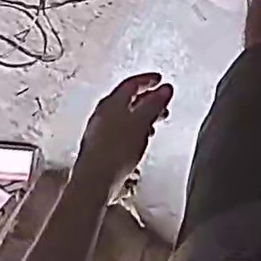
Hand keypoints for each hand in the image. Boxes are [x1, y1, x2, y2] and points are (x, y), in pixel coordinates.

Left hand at [75, 73, 172, 191]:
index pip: (132, 83)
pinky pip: (120, 129)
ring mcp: (100, 129)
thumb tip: (165, 90)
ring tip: (155, 121)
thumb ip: (154, 104)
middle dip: (147, 98)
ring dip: (142, 115)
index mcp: (112, 102)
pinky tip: (140, 138)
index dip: (148, 80)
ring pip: (125, 114)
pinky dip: (134, 128)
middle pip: (128, 99)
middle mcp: (103, 113)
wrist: (95, 180)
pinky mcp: (100, 145)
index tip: (159, 80)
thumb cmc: (115, 151)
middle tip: (162, 100)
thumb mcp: (142, 122)